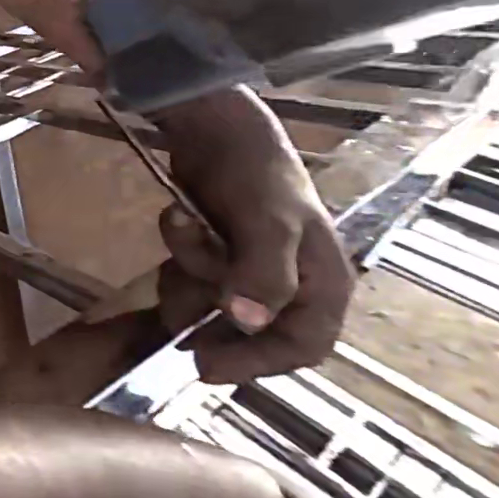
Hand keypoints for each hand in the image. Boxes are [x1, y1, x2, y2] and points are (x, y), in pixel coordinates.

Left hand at [150, 87, 352, 382]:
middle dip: (203, 299)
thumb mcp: (267, 222)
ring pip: (207, 299)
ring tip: (184, 222)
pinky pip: (188, 274)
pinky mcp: (217, 252)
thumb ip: (262, 273)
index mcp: (322, 284)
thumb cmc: (255, 174)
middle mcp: (289, 283)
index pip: (300, 347)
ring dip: (184, 267)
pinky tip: (177, 217)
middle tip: (177, 277)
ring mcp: (248, 267)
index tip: (203, 367)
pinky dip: (176, 252)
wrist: (218, 129)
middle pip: (241, 325)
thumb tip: (249, 323)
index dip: (255, 363)